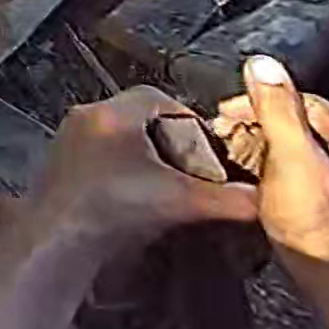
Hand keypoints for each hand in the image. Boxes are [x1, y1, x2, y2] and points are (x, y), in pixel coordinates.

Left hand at [10, 86, 258, 255]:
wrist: (61, 231)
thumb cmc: (118, 207)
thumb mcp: (185, 201)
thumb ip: (234, 199)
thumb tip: (268, 198)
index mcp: (110, 112)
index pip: (157, 96)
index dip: (189, 118)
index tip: (210, 145)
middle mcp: (84, 114)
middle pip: (137, 113)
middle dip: (171, 137)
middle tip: (194, 165)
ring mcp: (68, 133)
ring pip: (118, 131)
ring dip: (147, 152)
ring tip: (171, 181)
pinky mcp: (61, 154)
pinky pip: (100, 147)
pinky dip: (124, 162)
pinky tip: (139, 190)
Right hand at [214, 56, 328, 301]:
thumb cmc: (321, 238)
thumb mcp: (294, 167)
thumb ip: (279, 113)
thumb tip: (264, 64)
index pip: (305, 100)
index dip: (258, 104)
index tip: (226, 119)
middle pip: (304, 118)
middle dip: (260, 123)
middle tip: (229, 139)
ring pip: (304, 138)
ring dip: (265, 142)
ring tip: (242, 158)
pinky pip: (309, 159)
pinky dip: (279, 160)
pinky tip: (263, 173)